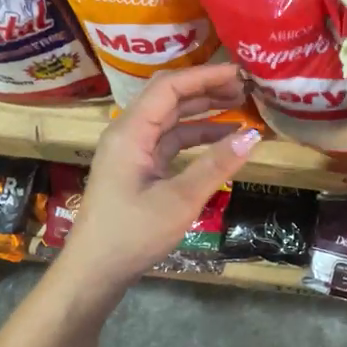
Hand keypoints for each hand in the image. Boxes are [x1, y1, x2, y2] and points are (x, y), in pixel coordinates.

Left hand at [61, 64, 259, 291]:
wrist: (94, 272)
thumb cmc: (132, 233)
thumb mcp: (180, 199)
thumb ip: (217, 164)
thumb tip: (252, 135)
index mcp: (131, 132)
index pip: (169, 87)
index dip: (205, 76)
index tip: (239, 74)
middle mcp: (128, 134)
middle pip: (169, 97)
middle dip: (206, 90)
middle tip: (245, 89)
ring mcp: (132, 152)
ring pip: (171, 119)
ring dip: (203, 112)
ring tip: (239, 109)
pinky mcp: (138, 169)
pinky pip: (170, 141)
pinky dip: (196, 136)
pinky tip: (221, 141)